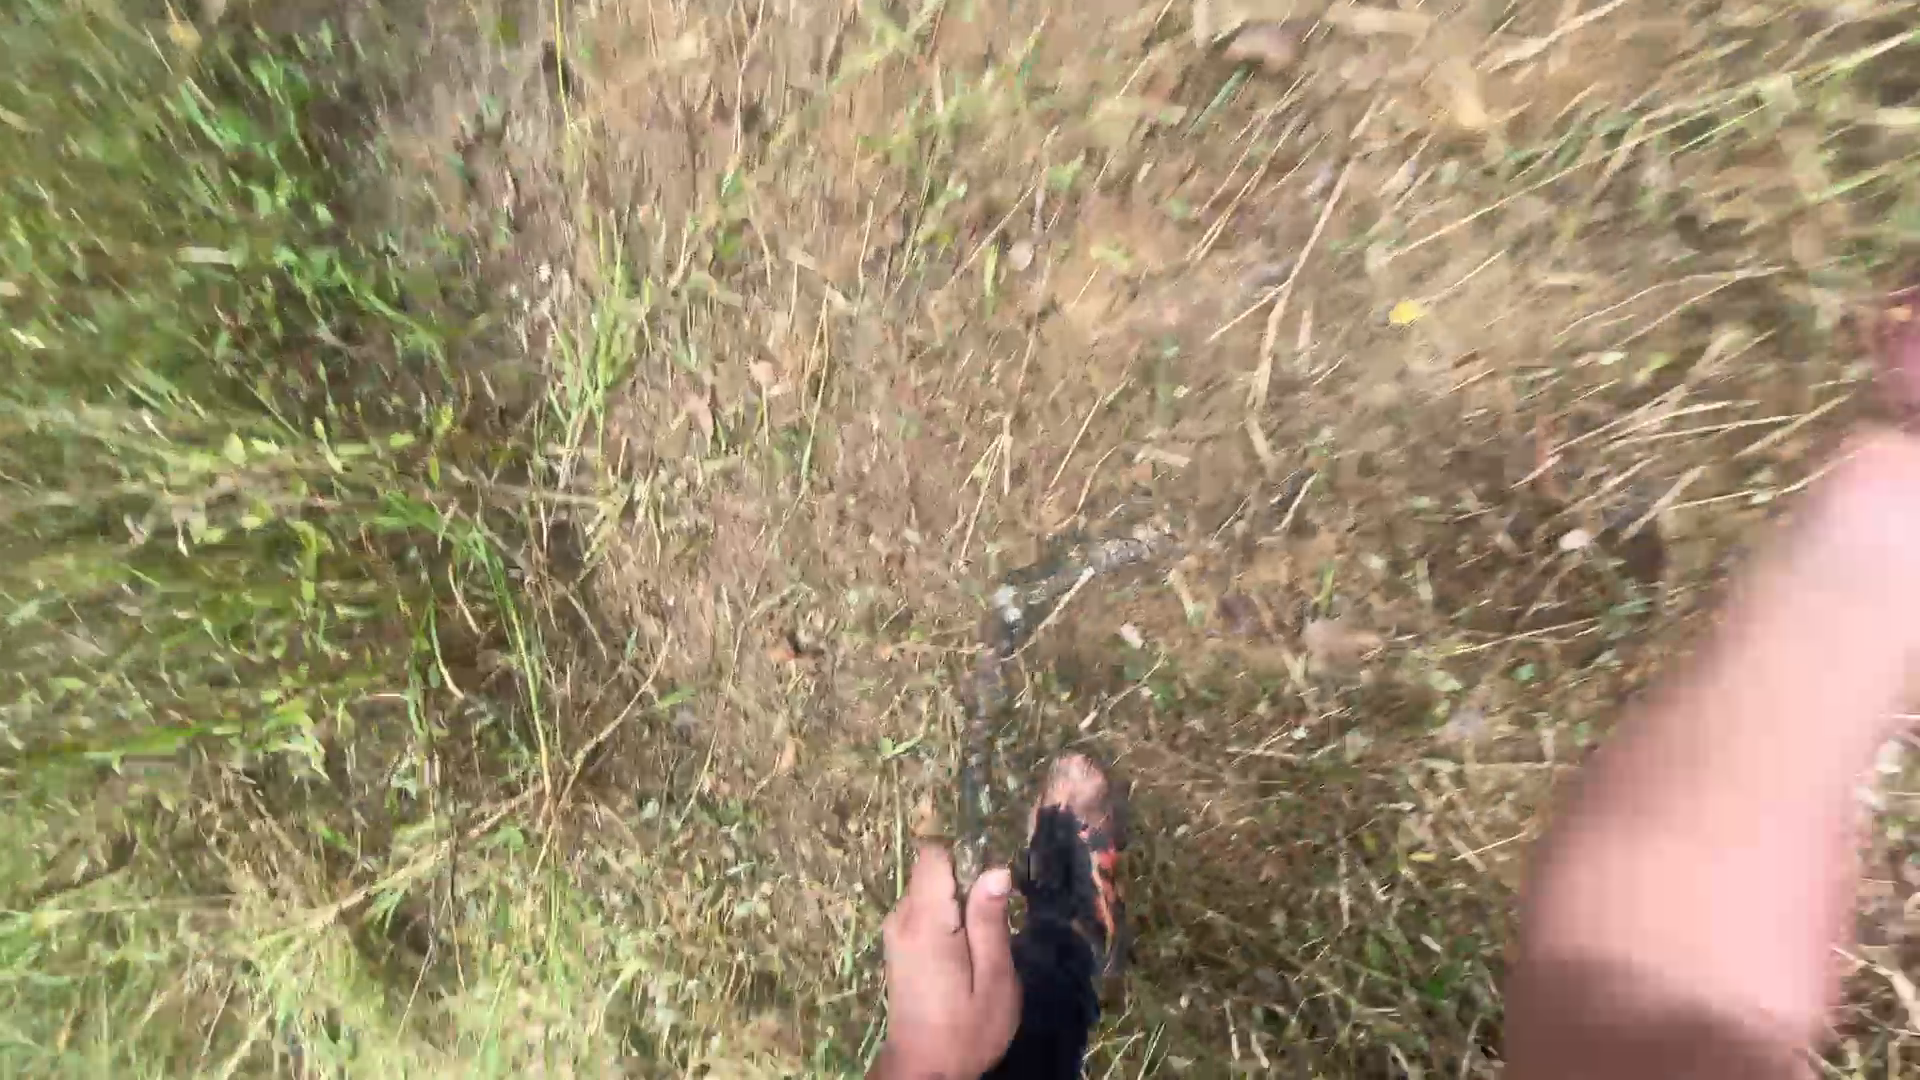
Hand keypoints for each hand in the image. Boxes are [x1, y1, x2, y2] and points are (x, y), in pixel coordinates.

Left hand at [872, 845, 1019, 1079]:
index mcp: (926, 921)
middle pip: (932, 869)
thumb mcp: (994, 982)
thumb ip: (991, 923)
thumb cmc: (966, 1031)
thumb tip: (997, 869)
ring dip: (956, 900)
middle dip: (964, 882)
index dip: (963, 857)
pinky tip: (960, 949)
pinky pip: (922, 905)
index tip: (987, 884)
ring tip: (976, 940)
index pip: (934, 854)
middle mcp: (902, 915)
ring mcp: (895, 927)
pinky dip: (944, 915)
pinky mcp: (897, 939)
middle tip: (989, 922)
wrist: (923, 1071)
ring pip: (928, 885)